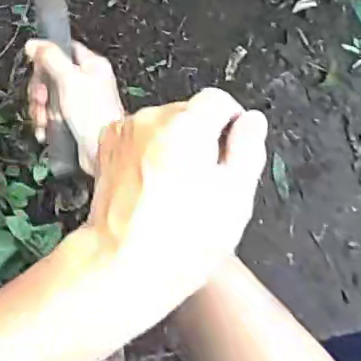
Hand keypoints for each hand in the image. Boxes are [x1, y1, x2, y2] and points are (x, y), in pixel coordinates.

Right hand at [25, 40, 125, 174]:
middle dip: (40, 89)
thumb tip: (33, 44)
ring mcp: (80, 102)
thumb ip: (50, 57)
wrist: (104, 153)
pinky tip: (45, 130)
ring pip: (48, 96)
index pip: (63, 49)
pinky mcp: (73, 121)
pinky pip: (51, 115)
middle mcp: (86, 81)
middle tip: (41, 99)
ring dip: (40, 108)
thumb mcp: (69, 78)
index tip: (38, 68)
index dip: (46, 57)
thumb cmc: (93, 114)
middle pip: (51, 74)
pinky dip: (45, 121)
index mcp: (91, 65)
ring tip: (43, 120)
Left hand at [87, 89, 269, 307]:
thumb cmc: (182, 240)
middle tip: (206, 181)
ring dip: (173, 143)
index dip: (233, 121)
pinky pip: (139, 134)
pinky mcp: (107, 140)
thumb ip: (247, 149)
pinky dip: (148, 149)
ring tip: (175, 189)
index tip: (234, 146)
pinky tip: (152, 184)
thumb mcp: (234, 199)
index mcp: (186, 126)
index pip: (218, 99)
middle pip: (189, 111)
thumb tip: (252, 120)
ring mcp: (126, 128)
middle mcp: (152, 118)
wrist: (123, 260)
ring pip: (163, 124)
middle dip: (202, 136)